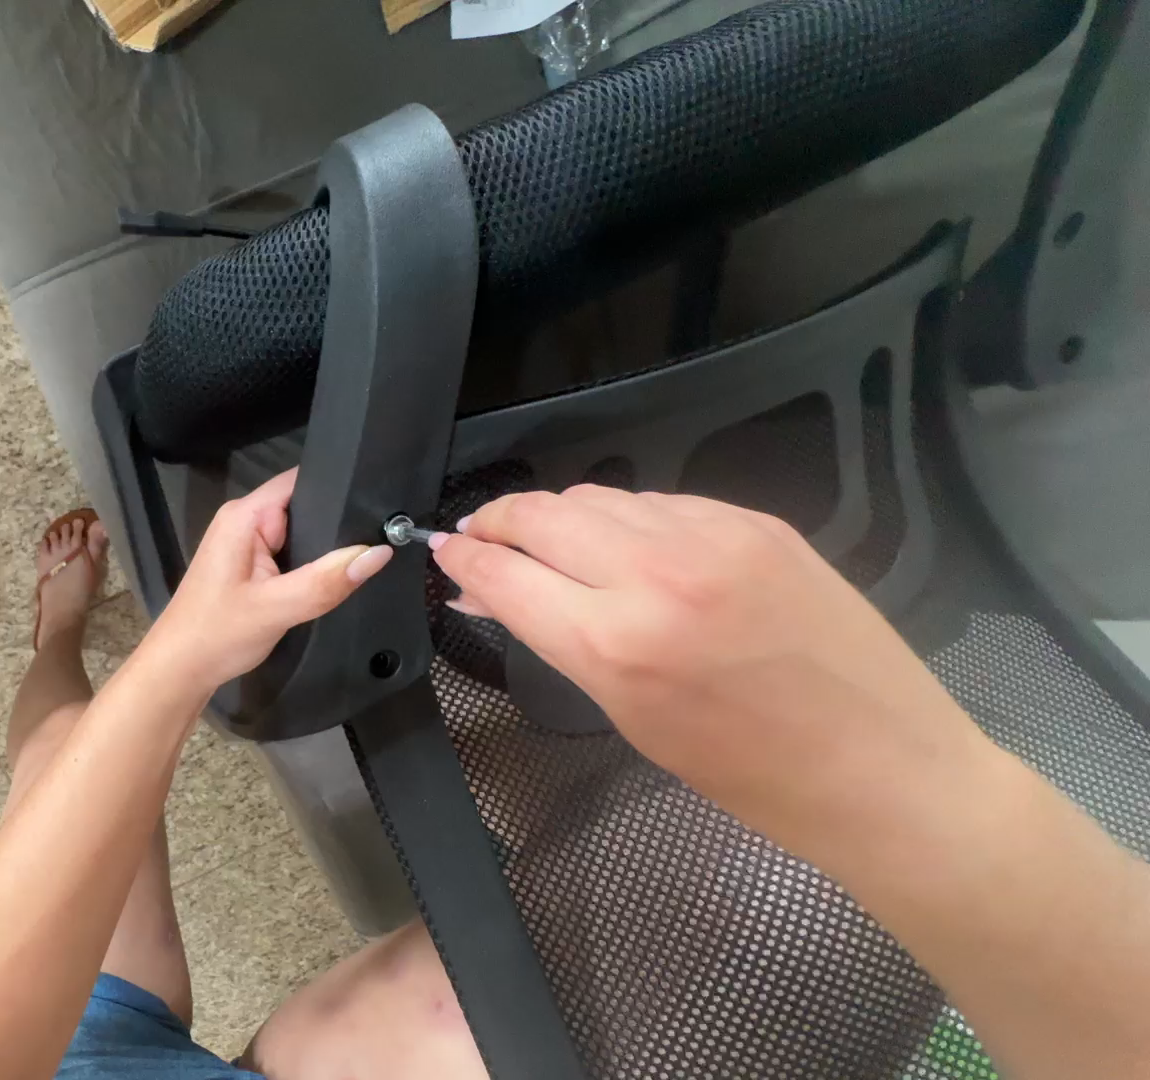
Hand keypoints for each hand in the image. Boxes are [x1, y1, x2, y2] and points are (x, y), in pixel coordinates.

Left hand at [142, 469, 392, 693]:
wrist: (180, 670)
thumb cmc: (218, 634)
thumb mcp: (278, 608)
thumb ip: (327, 580)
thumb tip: (379, 552)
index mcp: (244, 515)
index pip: (300, 480)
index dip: (339, 484)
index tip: (380, 499)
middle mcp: (244, 520)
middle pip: (303, 505)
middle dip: (338, 520)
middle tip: (383, 536)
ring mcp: (246, 544)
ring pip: (300, 533)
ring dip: (326, 545)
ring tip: (368, 554)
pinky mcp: (250, 567)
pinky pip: (290, 553)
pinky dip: (310, 564)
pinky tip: (334, 575)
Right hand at [432, 485, 997, 854]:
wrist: (884, 769)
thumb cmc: (737, 766)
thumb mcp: (619, 706)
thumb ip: (547, 633)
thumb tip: (487, 589)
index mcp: (613, 643)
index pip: (503, 572)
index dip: (461, 557)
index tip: (442, 550)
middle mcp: (655, 575)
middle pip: (538, 513)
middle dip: (495, 520)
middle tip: (478, 536)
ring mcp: (712, 539)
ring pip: (593, 496)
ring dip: (554, 516)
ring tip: (549, 544)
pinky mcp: (755, 522)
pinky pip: (655, 502)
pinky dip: (620, 518)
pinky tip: (624, 546)